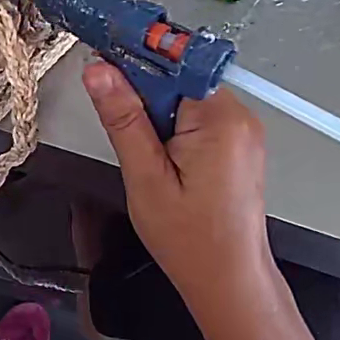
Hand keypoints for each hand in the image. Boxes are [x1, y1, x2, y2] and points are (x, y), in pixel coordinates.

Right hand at [82, 62, 278, 314]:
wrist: (228, 281)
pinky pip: (196, 114)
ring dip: (155, 111)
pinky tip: (160, 155)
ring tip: (146, 154)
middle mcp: (239, 116)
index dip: (136, 58)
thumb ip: (123, 118)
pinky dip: (171, 124)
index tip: (103, 59)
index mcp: (221, 119)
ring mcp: (241, 129)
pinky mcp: (236, 142)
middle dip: (144, 92)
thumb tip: (99, 69)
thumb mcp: (145, 177)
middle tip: (124, 129)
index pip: (174, 61)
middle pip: (179, 76)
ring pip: (184, 94)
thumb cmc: (189, 238)